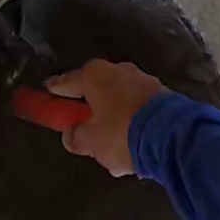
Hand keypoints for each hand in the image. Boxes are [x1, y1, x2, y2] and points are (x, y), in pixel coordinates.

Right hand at [45, 58, 163, 176]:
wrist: (172, 134)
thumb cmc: (121, 132)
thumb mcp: (90, 142)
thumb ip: (75, 136)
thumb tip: (72, 133)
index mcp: (95, 75)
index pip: (68, 81)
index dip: (56, 89)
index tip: (47, 90)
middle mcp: (118, 70)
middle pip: (96, 89)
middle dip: (90, 108)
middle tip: (83, 128)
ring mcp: (142, 79)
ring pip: (118, 101)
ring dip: (113, 119)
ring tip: (113, 148)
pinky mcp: (161, 94)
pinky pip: (137, 109)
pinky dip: (132, 123)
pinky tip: (134, 147)